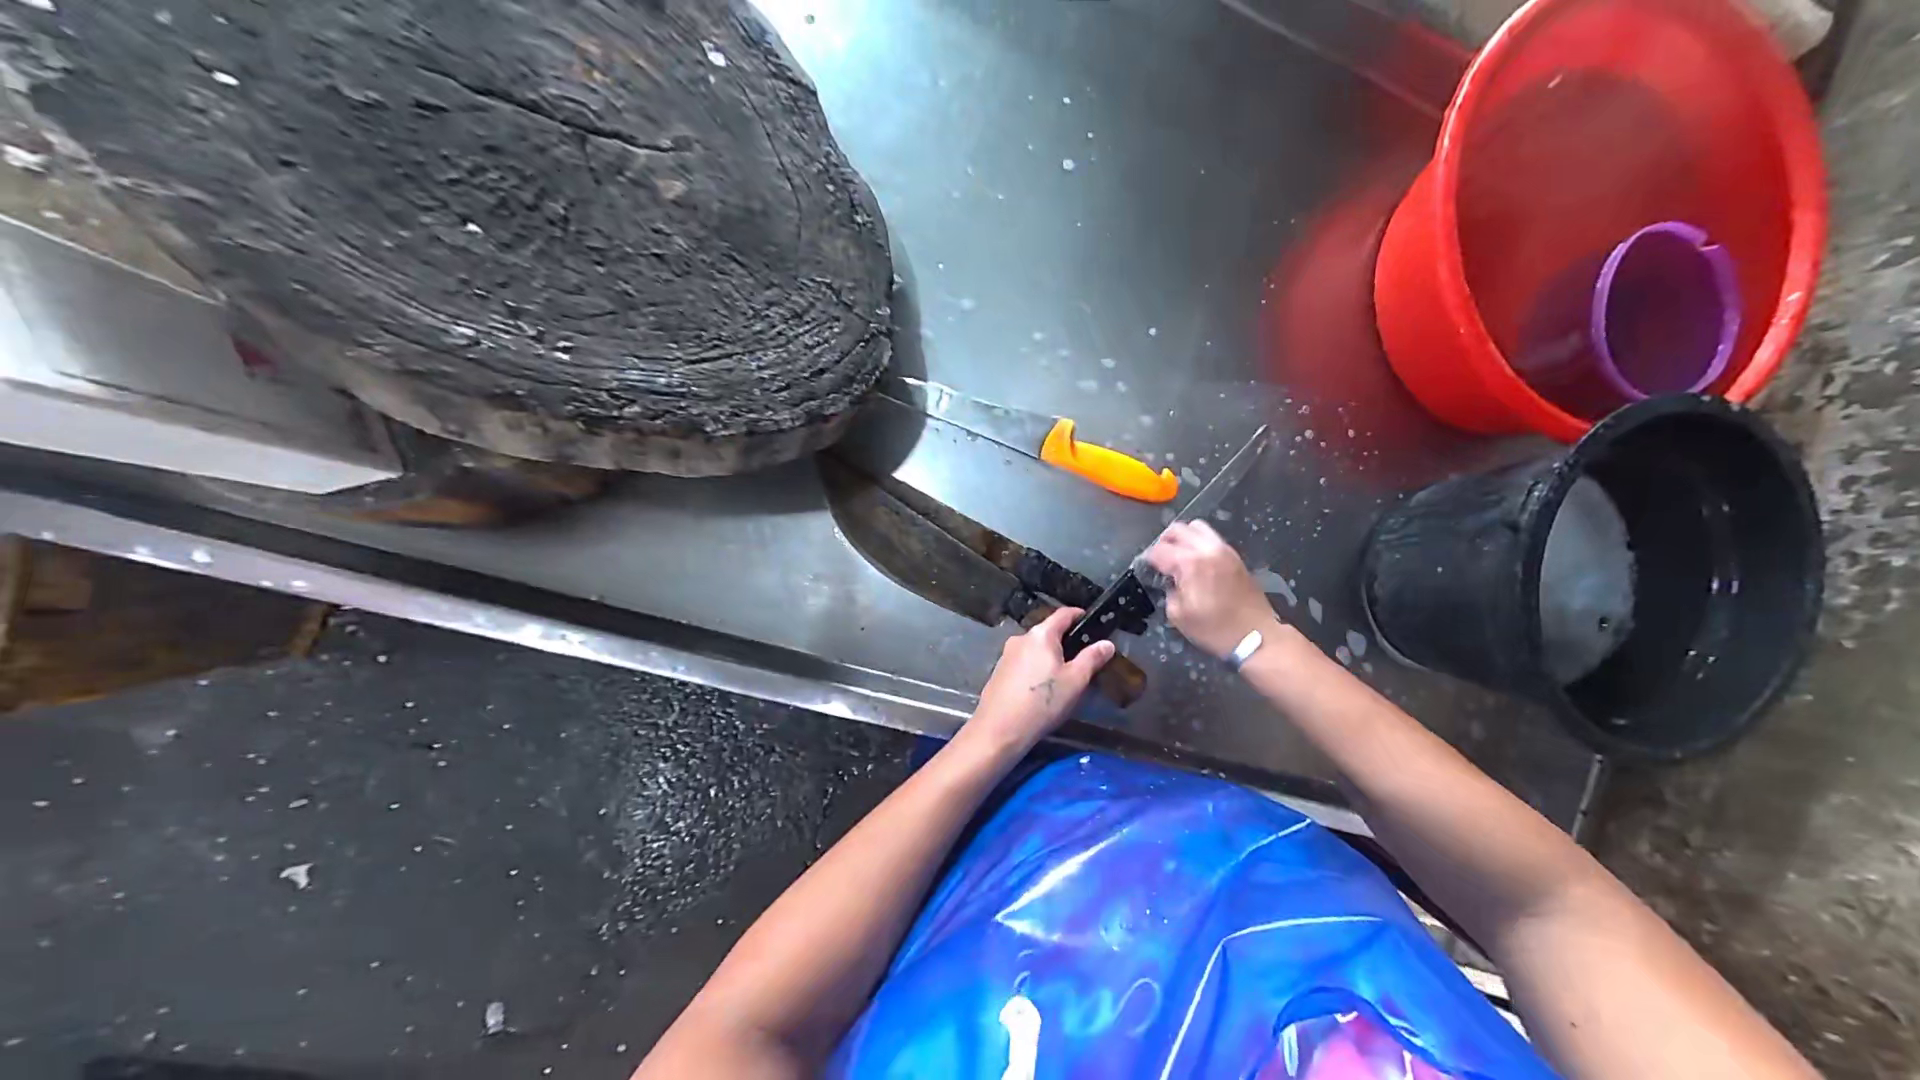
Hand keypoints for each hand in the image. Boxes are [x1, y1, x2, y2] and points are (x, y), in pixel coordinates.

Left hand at [961, 607, 1115, 759]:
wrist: (999, 729)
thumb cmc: (1042, 702)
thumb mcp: (1075, 681)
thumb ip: (1092, 659)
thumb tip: (1106, 643)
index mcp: (1041, 635)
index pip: (1063, 614)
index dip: (1079, 614)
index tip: (1091, 621)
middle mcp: (1021, 638)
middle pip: (1048, 632)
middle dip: (1066, 641)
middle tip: (1083, 658)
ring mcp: (1006, 655)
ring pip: (1035, 649)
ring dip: (1049, 657)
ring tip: (1064, 677)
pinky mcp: (999, 671)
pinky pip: (1023, 662)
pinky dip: (1035, 668)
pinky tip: (1041, 688)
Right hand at [1143, 520, 1282, 658]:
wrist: (1257, 636)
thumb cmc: (1215, 629)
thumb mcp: (1179, 616)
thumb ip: (1169, 592)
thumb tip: (1170, 581)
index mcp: (1190, 563)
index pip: (1159, 549)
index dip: (1148, 558)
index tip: (1146, 568)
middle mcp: (1207, 550)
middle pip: (1178, 529)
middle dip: (1164, 541)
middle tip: (1160, 559)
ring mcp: (1224, 550)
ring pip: (1197, 528)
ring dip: (1184, 538)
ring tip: (1179, 556)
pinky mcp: (1236, 557)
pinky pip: (1212, 539)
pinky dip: (1200, 544)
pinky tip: (1198, 563)